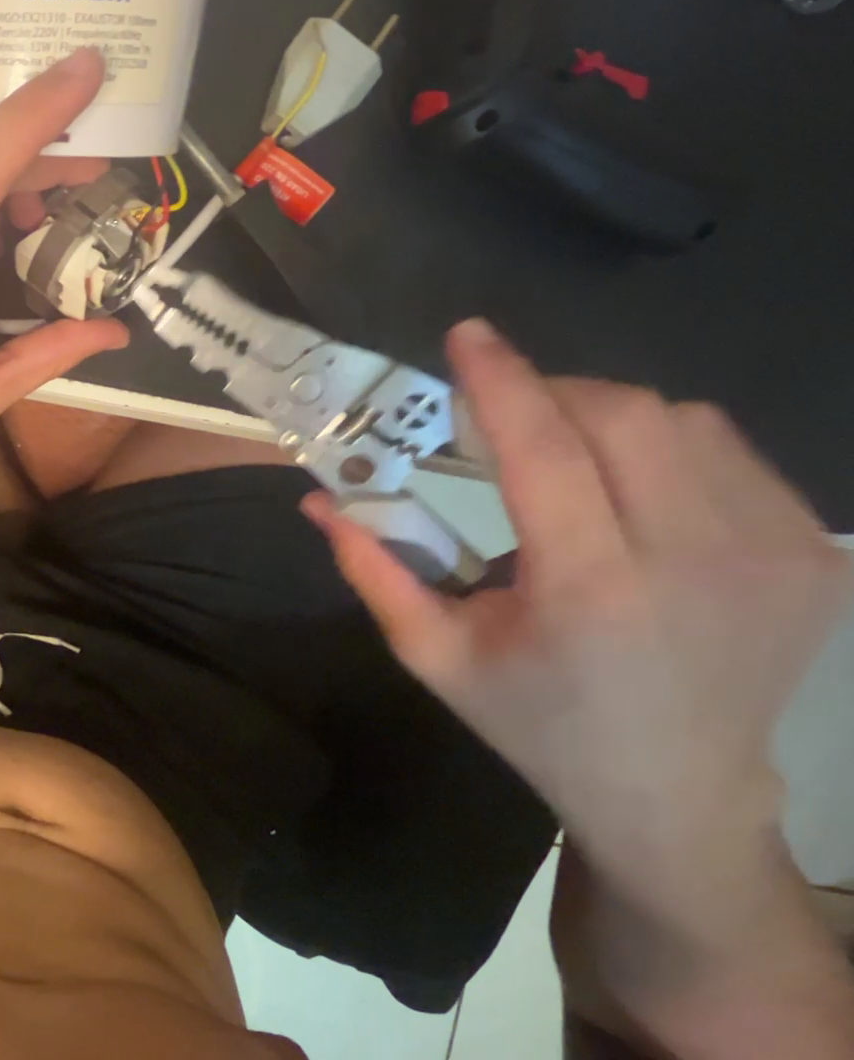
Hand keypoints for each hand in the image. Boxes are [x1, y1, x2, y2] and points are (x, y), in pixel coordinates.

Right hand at [303, 321, 848, 898]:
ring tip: (568, 458)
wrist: (673, 786)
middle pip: (624, 416)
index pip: (547, 451)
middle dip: (550, 392)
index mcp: (591, 591)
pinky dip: (666, 448)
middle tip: (502, 413)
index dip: (502, 382)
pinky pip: (731, 453)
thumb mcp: (431, 653)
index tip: (467, 334)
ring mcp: (776, 556)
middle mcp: (698, 561)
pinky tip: (634, 494)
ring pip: (685, 421)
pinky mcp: (817, 555)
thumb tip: (318, 499)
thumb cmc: (532, 718)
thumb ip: (372, 570)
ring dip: (608, 417)